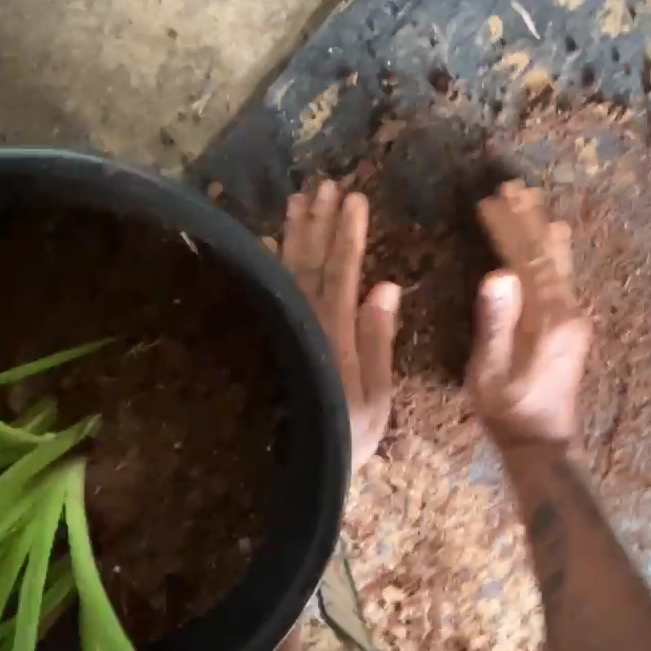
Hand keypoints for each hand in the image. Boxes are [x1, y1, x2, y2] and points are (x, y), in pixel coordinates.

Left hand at [283, 180, 400, 474]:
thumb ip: (378, 342)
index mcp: (335, 334)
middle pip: (311, 263)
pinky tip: (264, 239)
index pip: (342, 273)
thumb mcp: (377, 397)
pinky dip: (267, 262)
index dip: (348, 235)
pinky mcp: (273, 334)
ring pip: (287, 270)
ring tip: (299, 198)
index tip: (355, 198)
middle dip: (319, 222)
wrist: (299, 466)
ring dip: (294, 233)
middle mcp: (305, 323)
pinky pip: (269, 290)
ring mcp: (285, 327)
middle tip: (325, 184)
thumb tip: (386, 285)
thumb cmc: (348, 436)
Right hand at [471, 180, 591, 450]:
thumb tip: (497, 273)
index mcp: (549, 318)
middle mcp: (568, 311)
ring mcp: (573, 319)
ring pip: (558, 263)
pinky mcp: (570, 328)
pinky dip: (549, 252)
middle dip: (527, 219)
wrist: (543, 444)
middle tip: (512, 187)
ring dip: (541, 230)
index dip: (507, 227)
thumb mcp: (491, 372)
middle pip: (547, 253)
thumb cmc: (509, 412)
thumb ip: (494, 324)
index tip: (488, 200)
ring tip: (530, 202)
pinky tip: (552, 243)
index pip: (527, 258)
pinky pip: (560, 277)